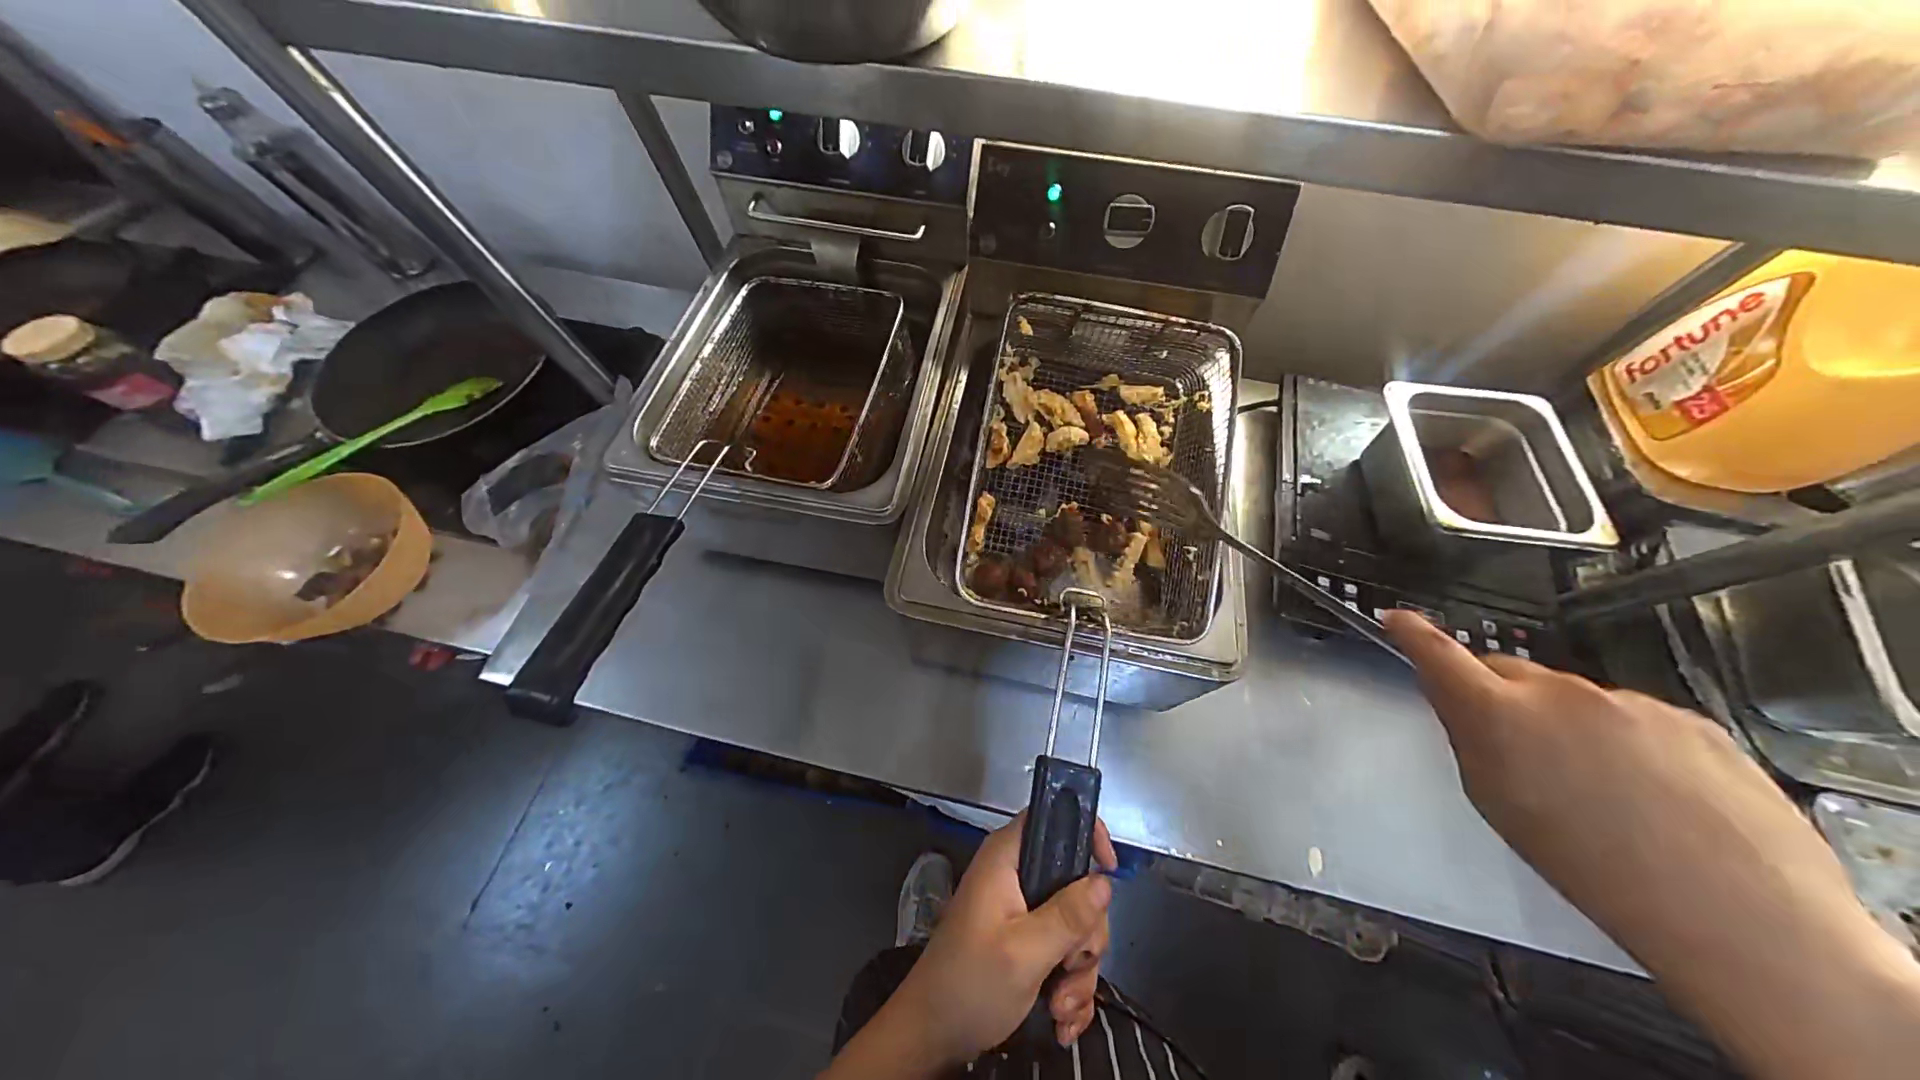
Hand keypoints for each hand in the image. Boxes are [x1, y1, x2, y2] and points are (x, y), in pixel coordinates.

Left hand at [824, 815, 1116, 1078]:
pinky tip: (1061, 1019)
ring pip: (1077, 926)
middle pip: (1076, 883)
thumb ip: (1066, 915)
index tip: (1109, 869)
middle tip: (1070, 967)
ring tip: (1060, 1008)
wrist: (933, 1037)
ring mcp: (1022, 913)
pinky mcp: (1027, 945)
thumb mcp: (1023, 952)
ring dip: (1078, 972)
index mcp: (1006, 859)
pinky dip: (1070, 988)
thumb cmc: (968, 985)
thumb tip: (1104, 881)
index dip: (1084, 834)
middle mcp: (1015, 878)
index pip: (1051, 819)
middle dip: (1085, 934)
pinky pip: (1066, 954)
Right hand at [1383, 610, 1919, 1079]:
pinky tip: (1654, 794)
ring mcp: (1630, 701)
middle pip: (1511, 675)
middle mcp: (1559, 691)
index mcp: (1498, 713)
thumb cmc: (1585, 864)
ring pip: (1575, 699)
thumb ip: (1473, 741)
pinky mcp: (1690, 719)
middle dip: (1502, 697)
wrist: (1735, 911)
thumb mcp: (1496, 802)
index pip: (1439, 655)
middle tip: (1518, 751)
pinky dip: (1627, 742)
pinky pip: (1635, 717)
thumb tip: (1469, 711)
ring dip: (1569, 724)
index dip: (1412, 633)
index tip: (1396, 619)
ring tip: (1601, 790)